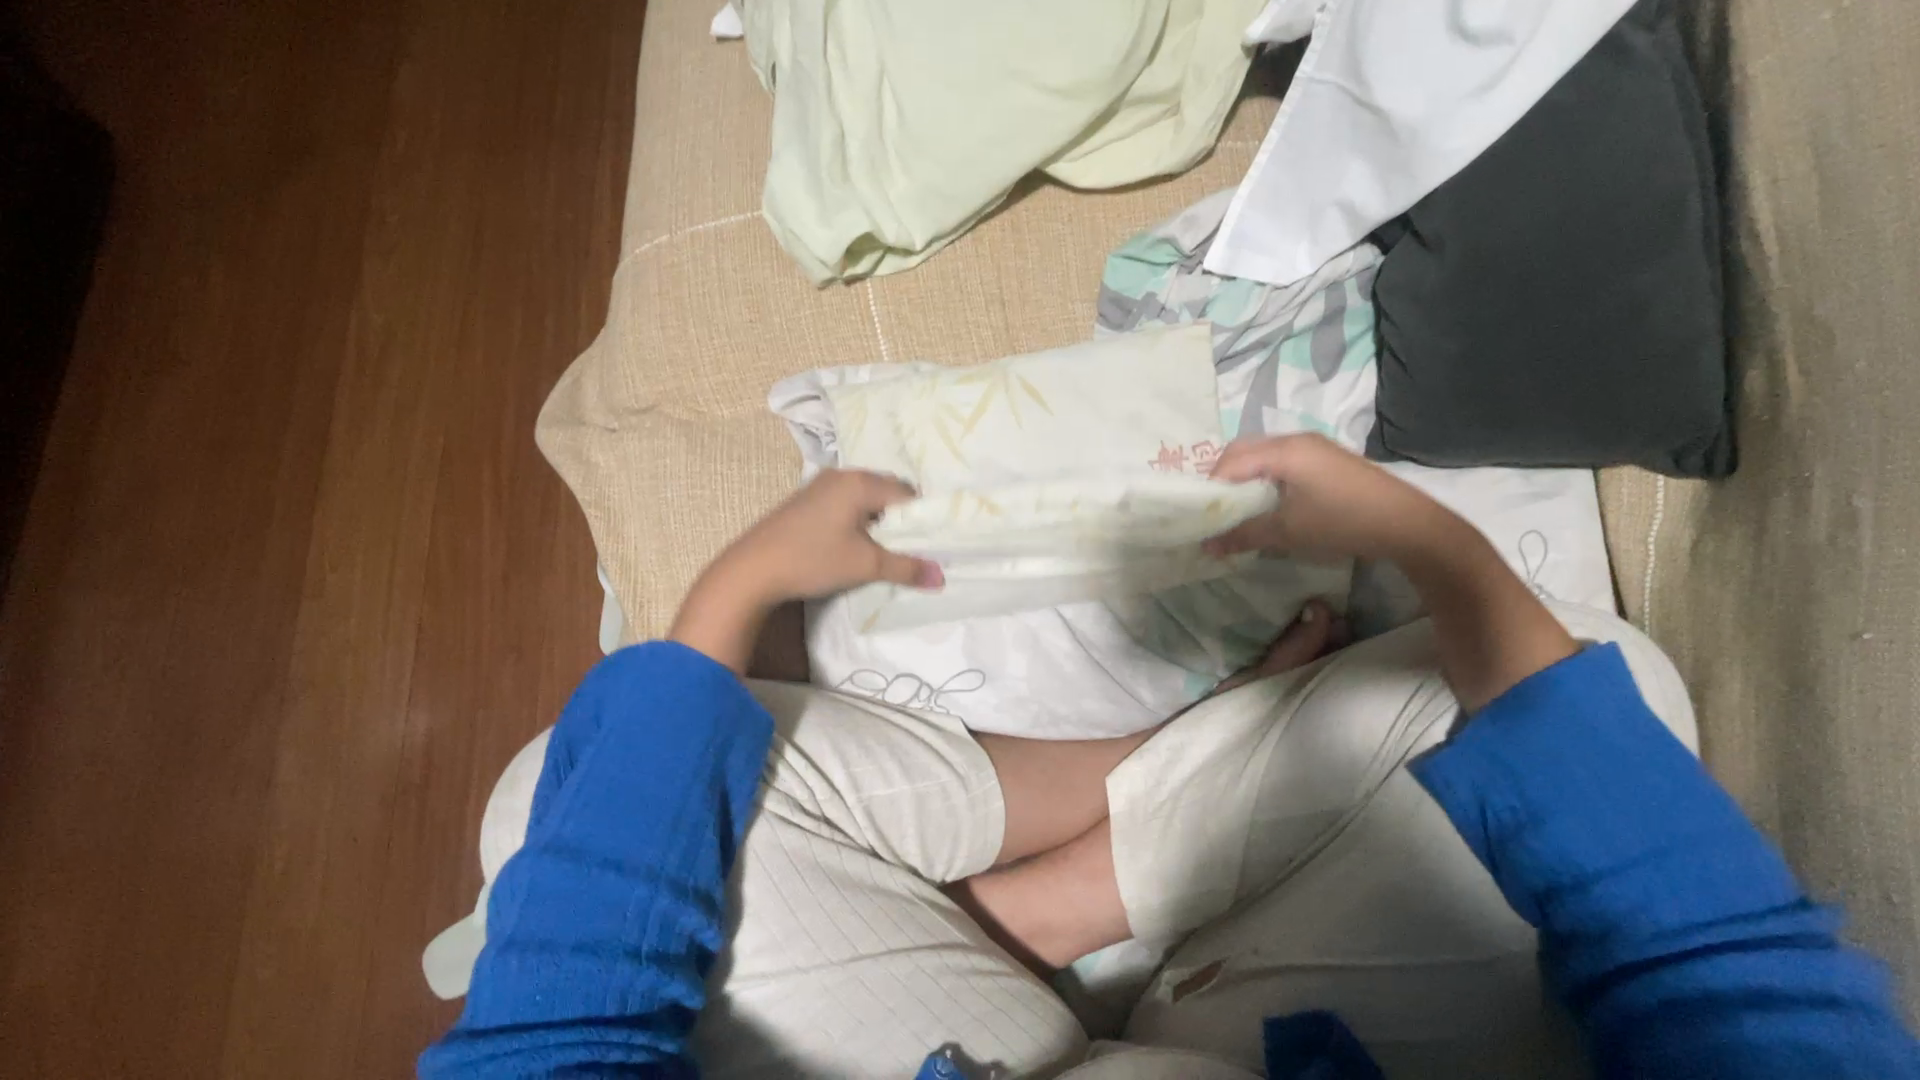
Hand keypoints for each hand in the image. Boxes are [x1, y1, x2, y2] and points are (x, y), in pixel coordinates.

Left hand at [669, 470, 940, 672]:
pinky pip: (845, 503)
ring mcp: (820, 485)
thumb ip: (906, 568)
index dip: (921, 518)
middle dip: (900, 518)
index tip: (927, 543)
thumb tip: (941, 577)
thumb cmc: (813, 559)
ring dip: (877, 521)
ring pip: (865, 498)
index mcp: (860, 482)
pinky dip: (857, 520)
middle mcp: (842, 475)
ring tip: (880, 550)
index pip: (907, 493)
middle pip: (887, 491)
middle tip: (906, 548)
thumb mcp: (865, 565)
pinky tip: (852, 545)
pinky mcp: (805, 501)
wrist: (751, 569)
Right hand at [1201, 434, 1456, 562]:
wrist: (1408, 525)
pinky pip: (1282, 461)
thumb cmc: (1342, 523)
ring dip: (1245, 479)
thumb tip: (1206, 546)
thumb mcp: (1287, 532)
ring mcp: (1315, 447)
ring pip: (1263, 455)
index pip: (1229, 461)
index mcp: (1283, 450)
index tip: (1200, 515)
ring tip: (1239, 510)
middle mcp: (1296, 439)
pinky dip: (1266, 479)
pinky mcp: (1328, 459)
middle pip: (1243, 450)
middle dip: (1223, 478)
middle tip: (1215, 511)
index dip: (1210, 487)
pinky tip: (1270, 505)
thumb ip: (1243, 535)